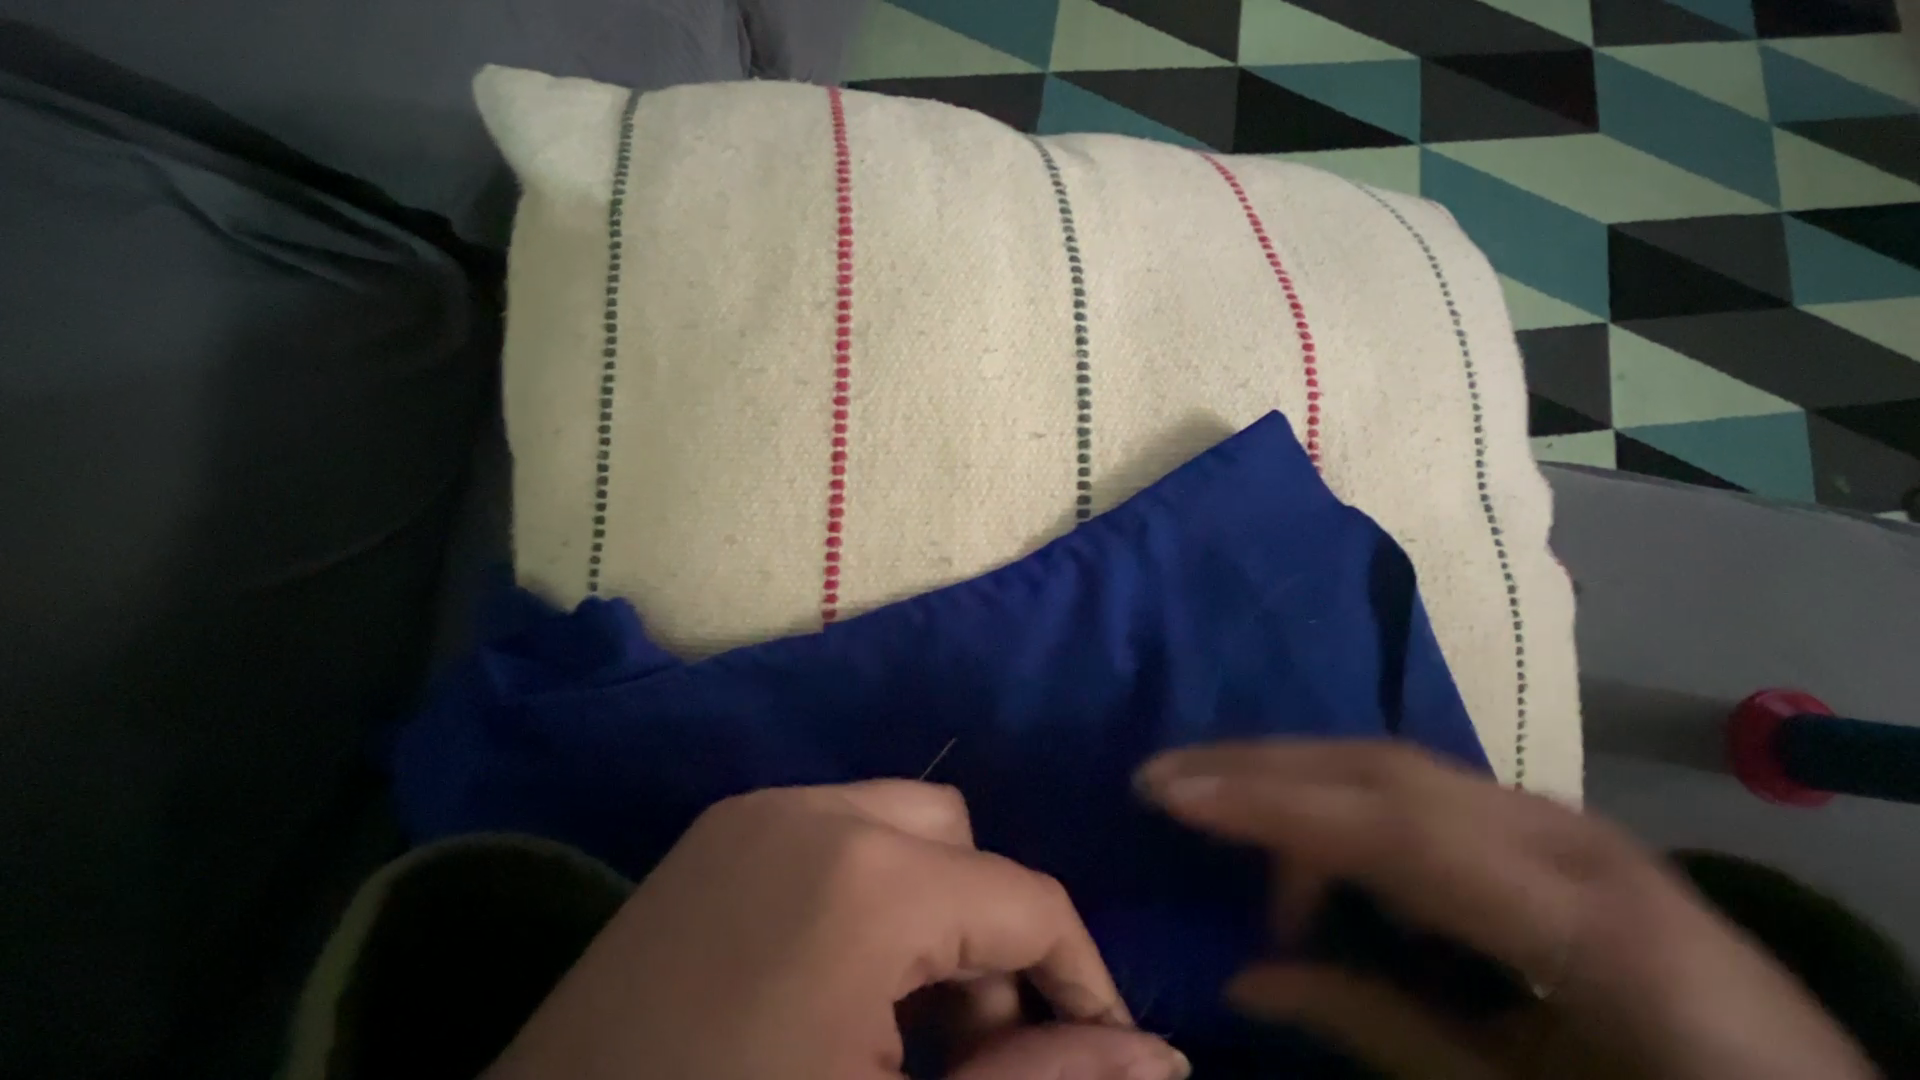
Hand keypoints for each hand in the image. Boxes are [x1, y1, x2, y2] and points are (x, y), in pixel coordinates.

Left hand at [483, 781, 1191, 1079]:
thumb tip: (1165, 1058)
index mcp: (865, 875)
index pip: (1025, 898)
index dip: (1084, 977)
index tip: (1102, 1052)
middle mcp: (808, 811)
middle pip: (957, 839)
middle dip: (991, 932)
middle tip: (975, 1046)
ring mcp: (745, 817)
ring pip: (893, 829)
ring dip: (927, 914)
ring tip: (903, 1029)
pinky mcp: (704, 844)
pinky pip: (825, 839)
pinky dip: (861, 898)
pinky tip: (831, 992)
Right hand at [1136, 741, 1875, 1079]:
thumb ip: (1381, 1031)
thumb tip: (1249, 976)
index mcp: (1583, 916)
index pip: (1391, 824)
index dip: (1267, 802)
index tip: (1165, 790)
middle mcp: (1570, 837)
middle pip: (1383, 769)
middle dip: (1258, 766)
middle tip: (1160, 775)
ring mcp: (1563, 821)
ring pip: (1396, 768)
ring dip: (1292, 779)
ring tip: (1211, 809)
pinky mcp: (1552, 830)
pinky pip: (1422, 794)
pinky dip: (1342, 804)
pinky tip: (1299, 838)